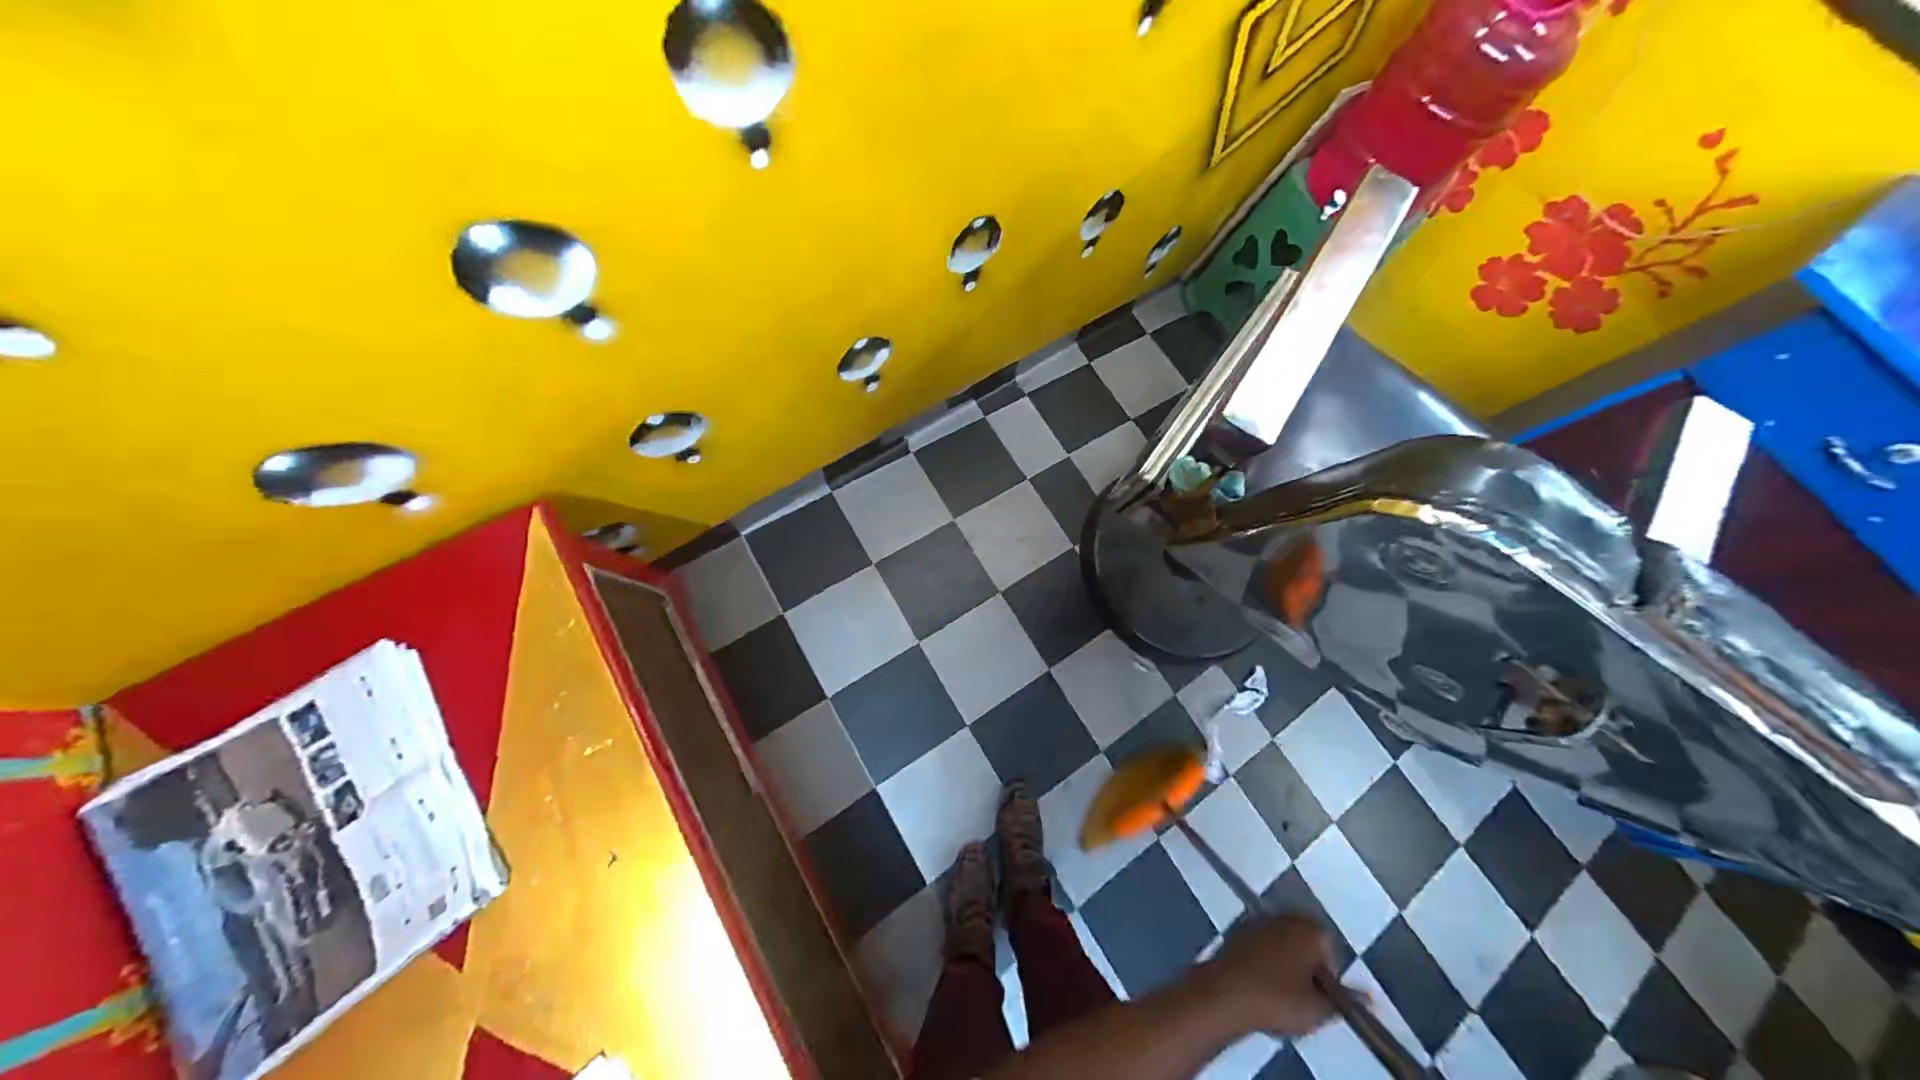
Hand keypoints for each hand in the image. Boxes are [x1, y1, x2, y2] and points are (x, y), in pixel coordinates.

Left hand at [1196, 915, 1338, 1036]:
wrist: (1226, 992)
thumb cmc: (1278, 999)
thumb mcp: (1321, 1009)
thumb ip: (1348, 1001)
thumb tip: (1369, 997)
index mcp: (1311, 929)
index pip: (1332, 949)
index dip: (1328, 975)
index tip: (1320, 995)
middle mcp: (1285, 916)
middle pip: (1306, 942)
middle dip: (1307, 966)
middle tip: (1300, 996)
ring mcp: (1258, 920)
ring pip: (1282, 944)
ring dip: (1284, 963)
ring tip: (1278, 994)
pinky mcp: (1237, 930)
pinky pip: (1260, 947)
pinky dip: (1263, 961)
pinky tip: (1259, 984)